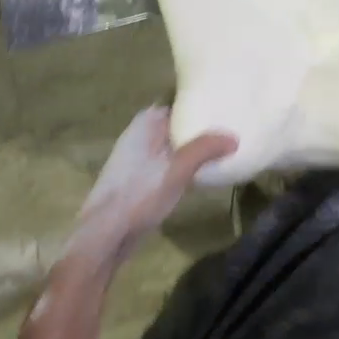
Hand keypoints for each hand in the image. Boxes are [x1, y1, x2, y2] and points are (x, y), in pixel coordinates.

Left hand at [65, 106, 237, 267]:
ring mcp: (135, 158)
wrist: (105, 235)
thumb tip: (234, 136)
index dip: (201, 104)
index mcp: (146, 122)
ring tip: (219, 153)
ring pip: (170, 147)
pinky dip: (180, 167)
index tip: (225, 108)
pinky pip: (164, 165)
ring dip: (189, 150)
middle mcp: (139, 134)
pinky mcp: (135, 181)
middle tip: (228, 131)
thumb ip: (205, 149)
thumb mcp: (178, 169)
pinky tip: (196, 177)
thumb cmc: (140, 194)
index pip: (179, 103)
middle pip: (175, 125)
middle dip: (198, 129)